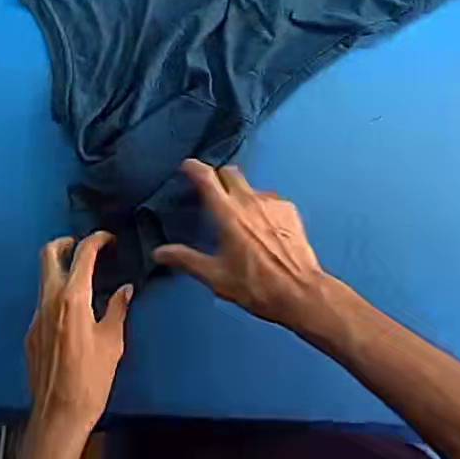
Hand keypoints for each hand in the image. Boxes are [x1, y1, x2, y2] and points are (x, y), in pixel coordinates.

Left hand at [23, 232, 131, 457]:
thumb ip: (118, 309)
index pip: (83, 252)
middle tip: (83, 247)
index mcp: (73, 298)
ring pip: (44, 278)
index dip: (97, 239)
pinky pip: (43, 303)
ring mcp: (36, 316)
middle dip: (66, 242)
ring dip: (61, 270)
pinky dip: (57, 297)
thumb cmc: (89, 380)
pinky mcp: (31, 334)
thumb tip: (124, 290)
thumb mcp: (112, 342)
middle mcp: (50, 300)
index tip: (108, 239)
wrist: (58, 417)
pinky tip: (73, 315)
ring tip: (83, 280)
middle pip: (49, 253)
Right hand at [152, 159, 333, 332]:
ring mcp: (271, 202)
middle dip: (219, 178)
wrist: (300, 292)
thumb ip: (187, 260)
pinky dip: (261, 207)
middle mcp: (248, 200)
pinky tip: (264, 228)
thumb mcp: (216, 277)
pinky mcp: (288, 208)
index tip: (186, 166)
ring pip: (250, 186)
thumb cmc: (255, 286)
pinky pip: (269, 199)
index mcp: (227, 213)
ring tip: (241, 217)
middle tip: (213, 194)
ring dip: (241, 195)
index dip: (194, 167)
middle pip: (229, 172)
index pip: (206, 177)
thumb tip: (159, 252)